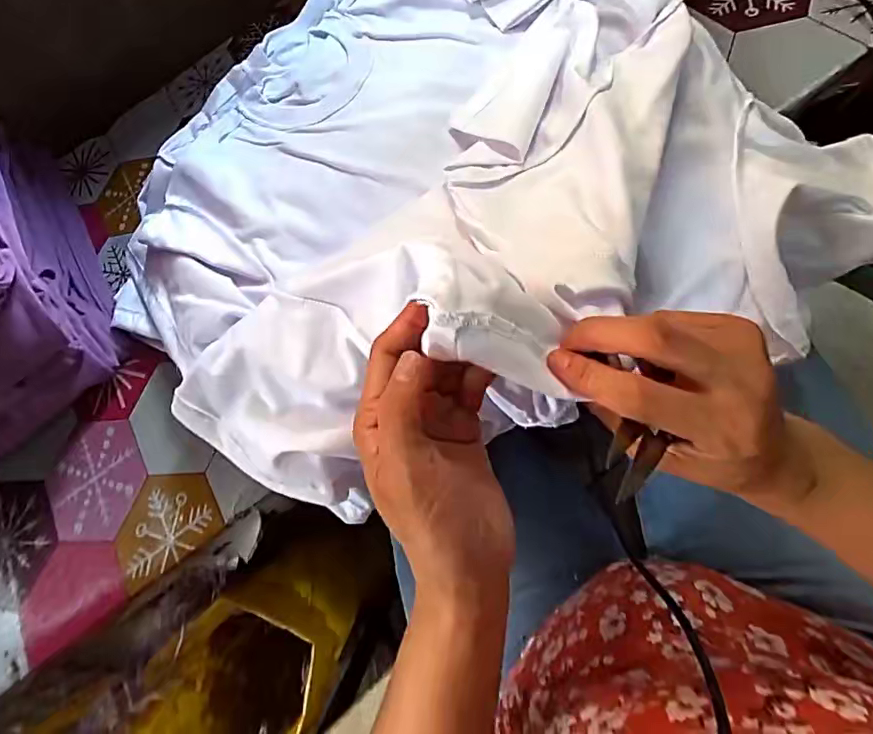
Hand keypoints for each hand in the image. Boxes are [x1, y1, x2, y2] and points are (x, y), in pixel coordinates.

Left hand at [354, 303, 513, 596]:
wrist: (471, 569)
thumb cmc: (430, 517)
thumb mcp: (405, 460)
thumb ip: (403, 405)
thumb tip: (415, 355)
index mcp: (376, 417)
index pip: (386, 360)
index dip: (404, 329)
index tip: (427, 302)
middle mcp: (401, 411)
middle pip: (416, 360)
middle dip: (436, 335)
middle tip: (466, 308)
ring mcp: (432, 420)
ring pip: (443, 371)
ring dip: (460, 350)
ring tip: (485, 326)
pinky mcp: (463, 428)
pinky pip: (467, 389)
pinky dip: (479, 372)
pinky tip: (495, 356)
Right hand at [545, 311, 818, 505]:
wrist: (779, 450)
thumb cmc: (710, 460)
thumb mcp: (659, 455)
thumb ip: (617, 413)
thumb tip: (572, 371)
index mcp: (719, 429)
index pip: (643, 394)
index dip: (592, 374)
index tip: (556, 361)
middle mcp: (740, 385)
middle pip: (657, 339)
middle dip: (600, 333)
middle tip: (570, 340)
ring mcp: (745, 350)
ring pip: (659, 322)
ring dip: (622, 333)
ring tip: (612, 350)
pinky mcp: (742, 328)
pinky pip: (673, 316)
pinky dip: (647, 328)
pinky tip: (651, 348)